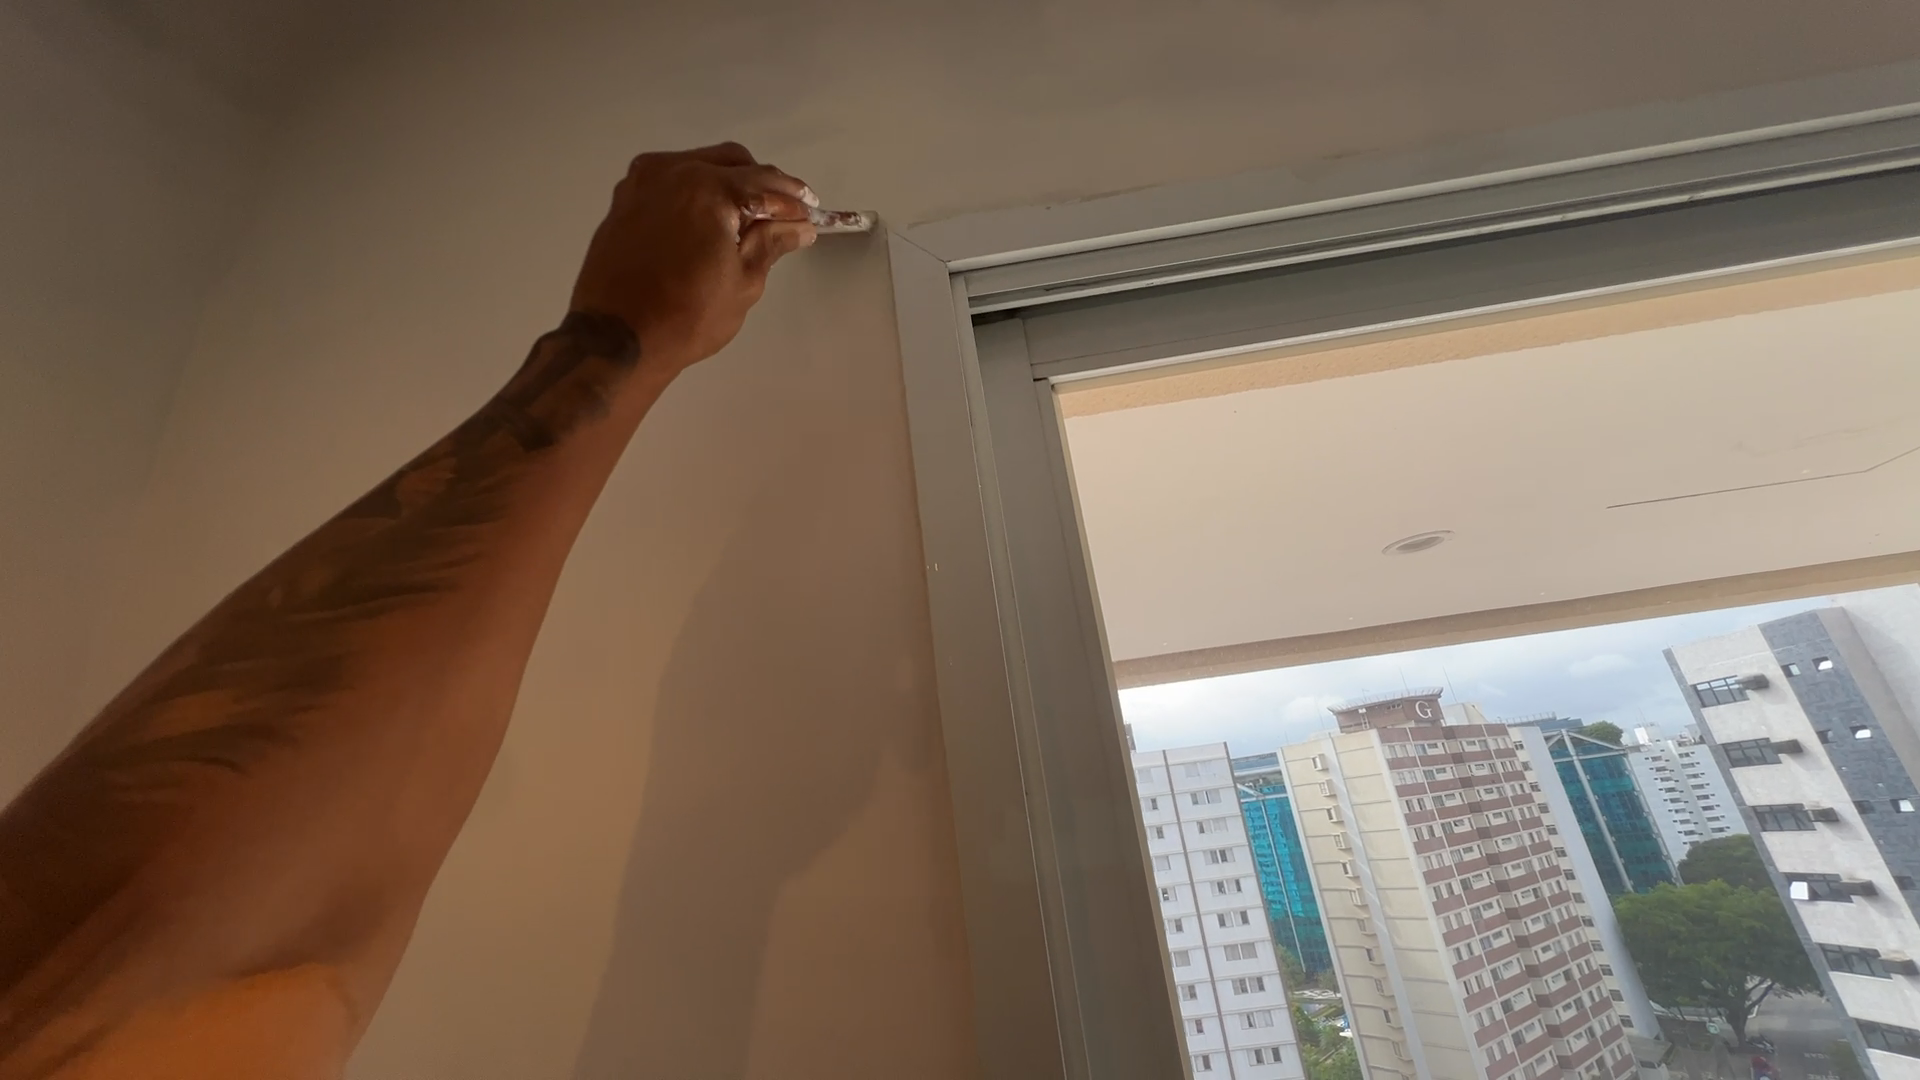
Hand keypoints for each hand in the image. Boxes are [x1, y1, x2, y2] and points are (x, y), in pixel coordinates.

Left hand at [570, 142, 816, 373]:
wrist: (619, 336)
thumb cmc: (689, 315)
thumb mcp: (744, 281)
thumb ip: (772, 243)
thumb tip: (799, 226)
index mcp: (708, 188)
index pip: (765, 183)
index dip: (793, 199)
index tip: (811, 213)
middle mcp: (672, 171)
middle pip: (732, 162)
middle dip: (763, 185)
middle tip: (785, 215)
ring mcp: (643, 181)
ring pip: (700, 165)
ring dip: (729, 185)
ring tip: (748, 222)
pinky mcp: (626, 199)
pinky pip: (672, 181)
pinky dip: (698, 193)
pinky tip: (710, 223)